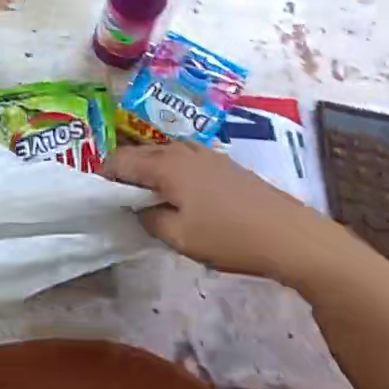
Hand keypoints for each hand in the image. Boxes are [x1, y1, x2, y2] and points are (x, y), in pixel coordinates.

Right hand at [106, 141, 373, 282]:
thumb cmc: (229, 236)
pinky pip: (183, 160)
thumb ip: (149, 220)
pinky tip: (179, 196)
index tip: (98, 197)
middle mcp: (181, 150)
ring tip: (147, 199)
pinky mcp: (222, 163)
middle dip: (125, 172)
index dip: (104, 176)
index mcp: (165, 164)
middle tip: (119, 201)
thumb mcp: (180, 237)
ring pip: (163, 154)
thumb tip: (136, 210)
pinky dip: (171, 172)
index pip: (120, 160)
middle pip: (140, 153)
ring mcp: (205, 153)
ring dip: (149, 171)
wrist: (289, 234)